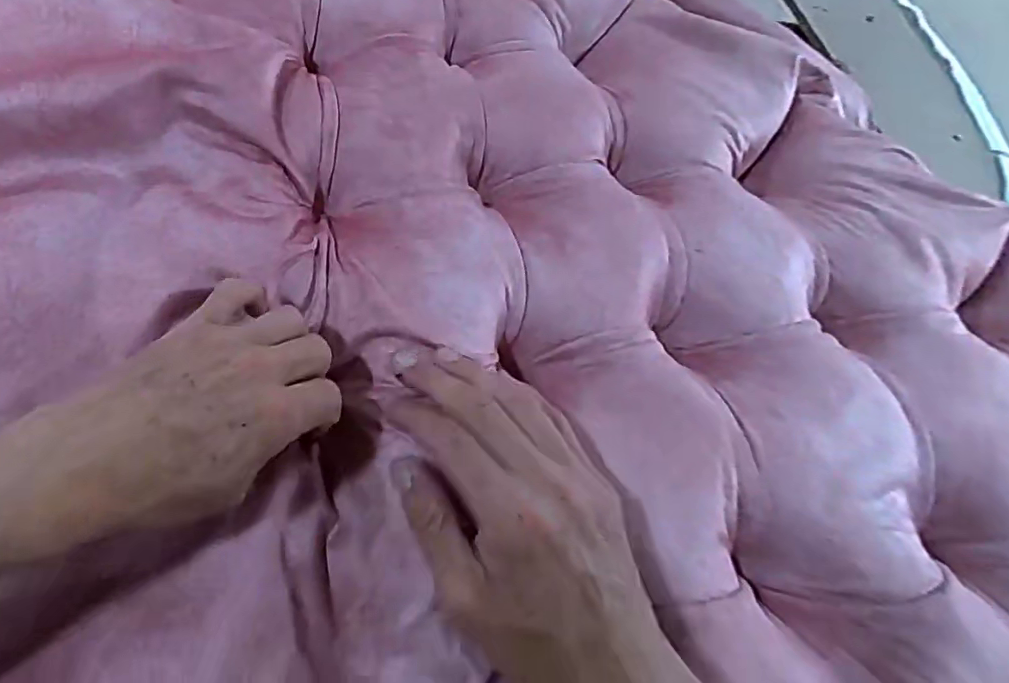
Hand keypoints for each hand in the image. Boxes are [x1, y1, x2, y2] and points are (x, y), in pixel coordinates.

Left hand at [0, 280, 342, 556]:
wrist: (97, 454)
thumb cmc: (162, 487)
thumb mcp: (232, 490)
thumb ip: (267, 451)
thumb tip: (279, 429)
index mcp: (276, 415)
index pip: (330, 396)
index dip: (326, 413)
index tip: (310, 425)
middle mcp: (263, 367)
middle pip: (318, 348)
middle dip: (314, 372)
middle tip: (293, 390)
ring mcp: (231, 337)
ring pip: (291, 315)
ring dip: (290, 338)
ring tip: (271, 355)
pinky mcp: (199, 321)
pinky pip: (239, 288)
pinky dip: (251, 299)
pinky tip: (244, 321)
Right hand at [388, 350, 694, 682]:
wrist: (619, 669)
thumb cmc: (532, 641)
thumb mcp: (464, 601)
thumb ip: (431, 526)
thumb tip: (405, 464)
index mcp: (511, 512)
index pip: (452, 437)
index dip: (415, 410)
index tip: (388, 399)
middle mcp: (547, 478)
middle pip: (483, 406)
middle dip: (437, 376)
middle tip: (404, 358)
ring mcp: (578, 472)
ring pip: (519, 400)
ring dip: (475, 372)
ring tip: (441, 356)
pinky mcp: (596, 475)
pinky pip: (552, 416)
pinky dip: (517, 390)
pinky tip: (494, 378)